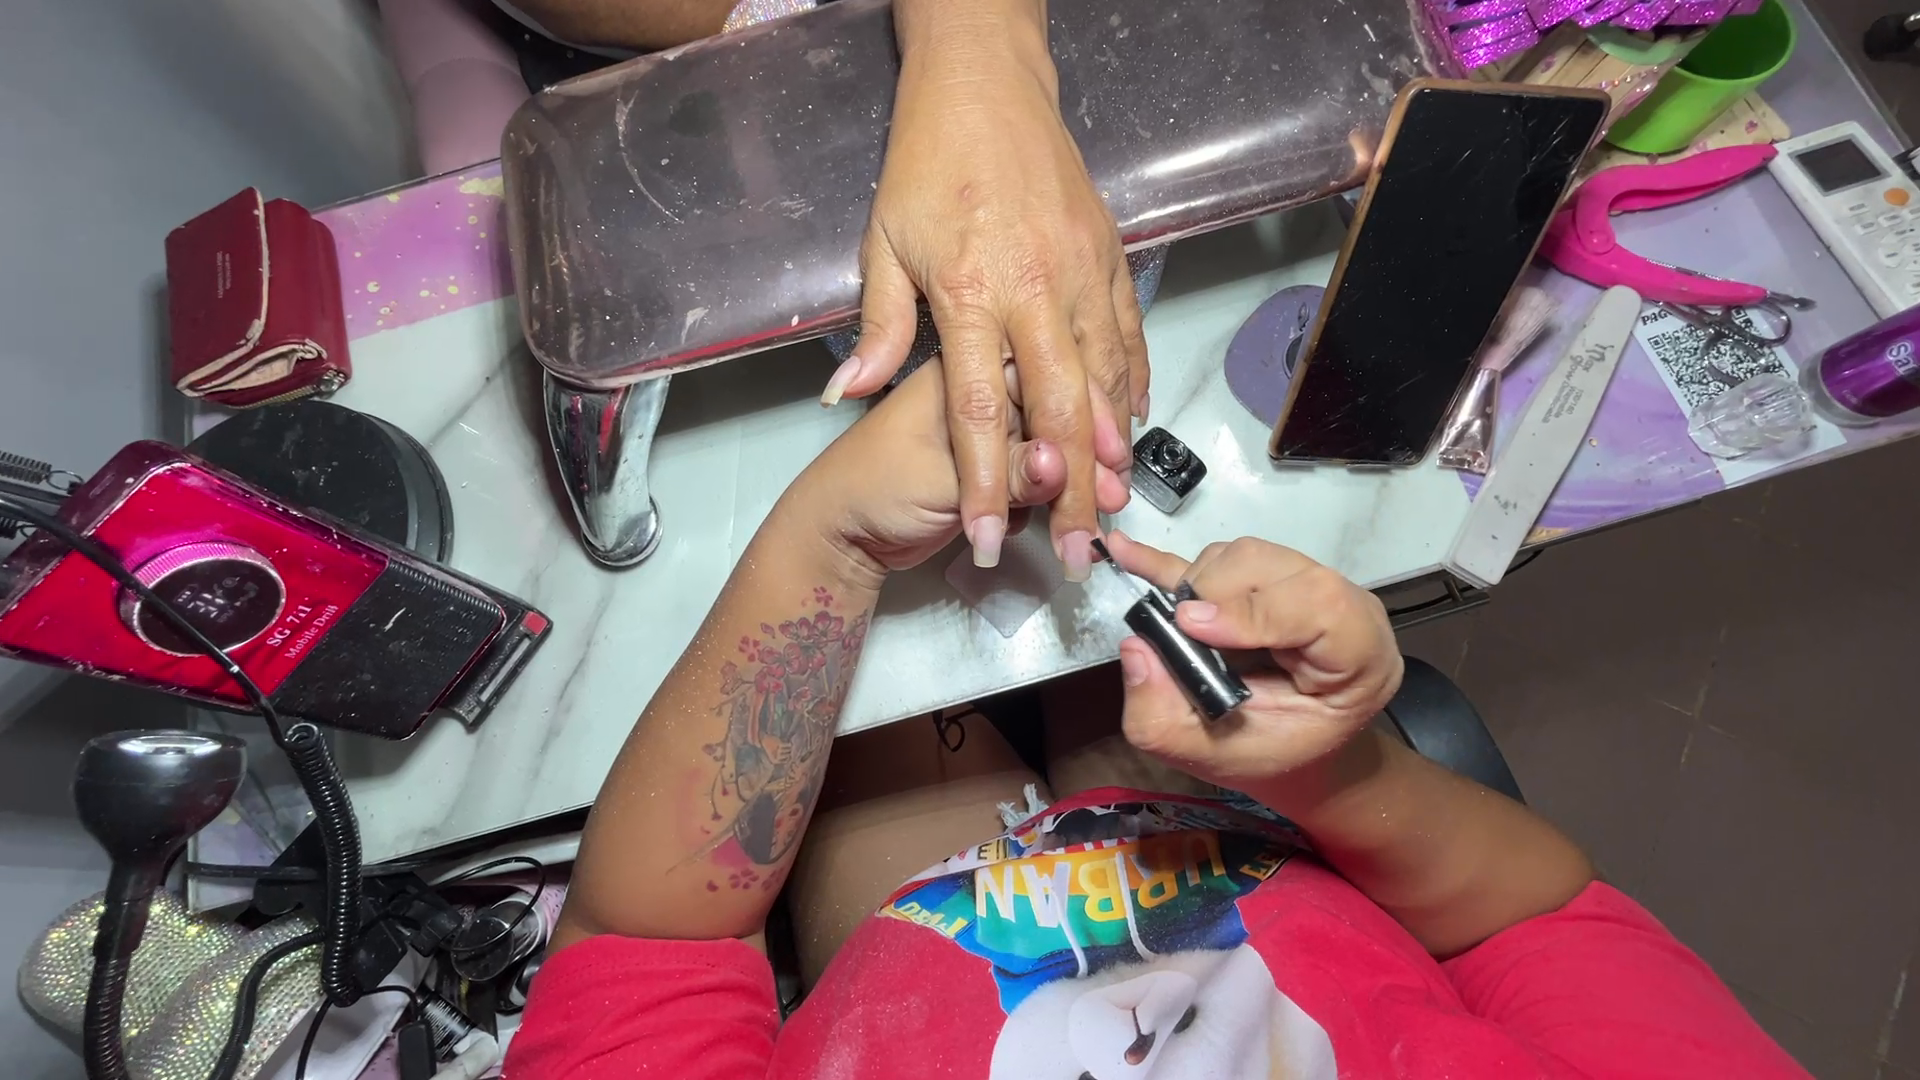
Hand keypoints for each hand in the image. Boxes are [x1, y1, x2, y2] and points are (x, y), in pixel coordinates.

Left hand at [821, 1, 1145, 579]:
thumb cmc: (926, 164)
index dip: (983, 487)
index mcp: (969, 294)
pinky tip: (1132, 427)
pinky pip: (1127, 336)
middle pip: (1059, 413)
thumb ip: (880, 327)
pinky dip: (1132, 387)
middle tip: (1083, 554)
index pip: (978, 414)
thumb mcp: (883, 243)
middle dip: (1074, 493)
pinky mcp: (1109, 258)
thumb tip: (848, 391)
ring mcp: (1080, 274)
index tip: (988, 542)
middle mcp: (1033, 291)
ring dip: (1111, 453)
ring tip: (1116, 510)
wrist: (987, 81)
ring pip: (1105, 381)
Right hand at [1105, 532, 1403, 793]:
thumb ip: (1169, 720)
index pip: (1321, 606)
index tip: (1191, 625)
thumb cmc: (1272, 755)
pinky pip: (1206, 558)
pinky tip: (1121, 549)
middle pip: (1270, 565)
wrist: (1293, 748)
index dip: (1254, 609)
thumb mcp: (1220, 759)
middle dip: (1212, 593)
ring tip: (1179, 628)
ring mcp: (1295, 582)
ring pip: (1239, 554)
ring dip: (1194, 584)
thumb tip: (1137, 648)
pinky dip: (1161, 559)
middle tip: (1180, 634)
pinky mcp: (1252, 578)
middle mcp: (1336, 605)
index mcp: (1357, 656)